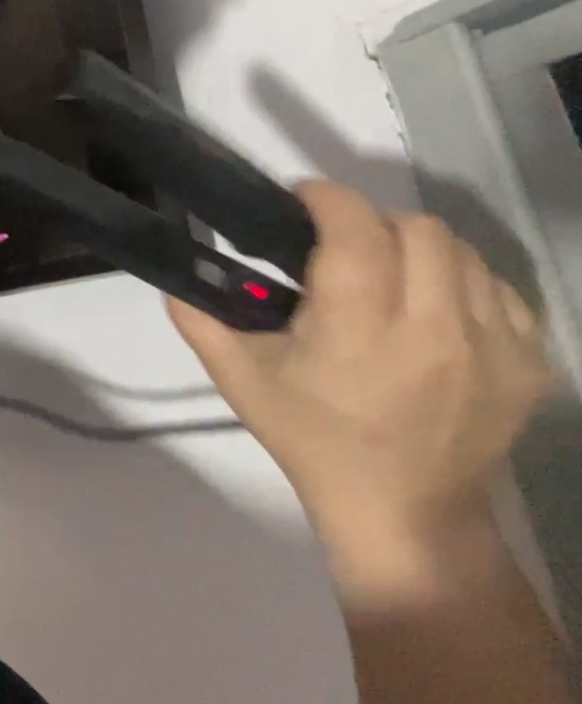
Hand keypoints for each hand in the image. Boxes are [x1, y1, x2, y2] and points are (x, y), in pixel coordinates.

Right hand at [168, 181, 548, 598]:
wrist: (402, 506)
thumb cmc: (307, 437)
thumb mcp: (236, 378)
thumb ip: (198, 319)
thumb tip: (173, 273)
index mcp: (357, 327)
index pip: (355, 231)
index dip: (328, 199)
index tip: (302, 197)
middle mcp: (434, 326)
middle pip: (418, 229)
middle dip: (371, 221)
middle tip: (336, 242)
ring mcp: (494, 344)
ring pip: (464, 253)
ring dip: (417, 248)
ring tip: (383, 274)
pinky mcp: (530, 361)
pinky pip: (500, 289)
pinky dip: (460, 281)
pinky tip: (429, 307)